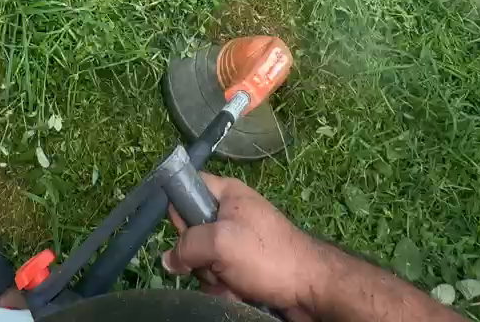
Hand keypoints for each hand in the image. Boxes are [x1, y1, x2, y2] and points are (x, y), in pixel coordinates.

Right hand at [162, 173, 330, 315]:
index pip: (189, 187)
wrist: (310, 287)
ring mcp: (238, 241)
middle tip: (217, 263)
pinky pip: (220, 275)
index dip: (182, 210)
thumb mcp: (220, 242)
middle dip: (200, 256)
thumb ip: (187, 245)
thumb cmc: (266, 254)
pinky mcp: (244, 266)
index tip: (187, 231)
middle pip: (194, 231)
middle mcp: (230, 213)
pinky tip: (239, 293)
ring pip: (205, 259)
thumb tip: (169, 259)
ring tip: (234, 283)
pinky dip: (226, 288)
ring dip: (213, 277)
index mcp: (227, 192)